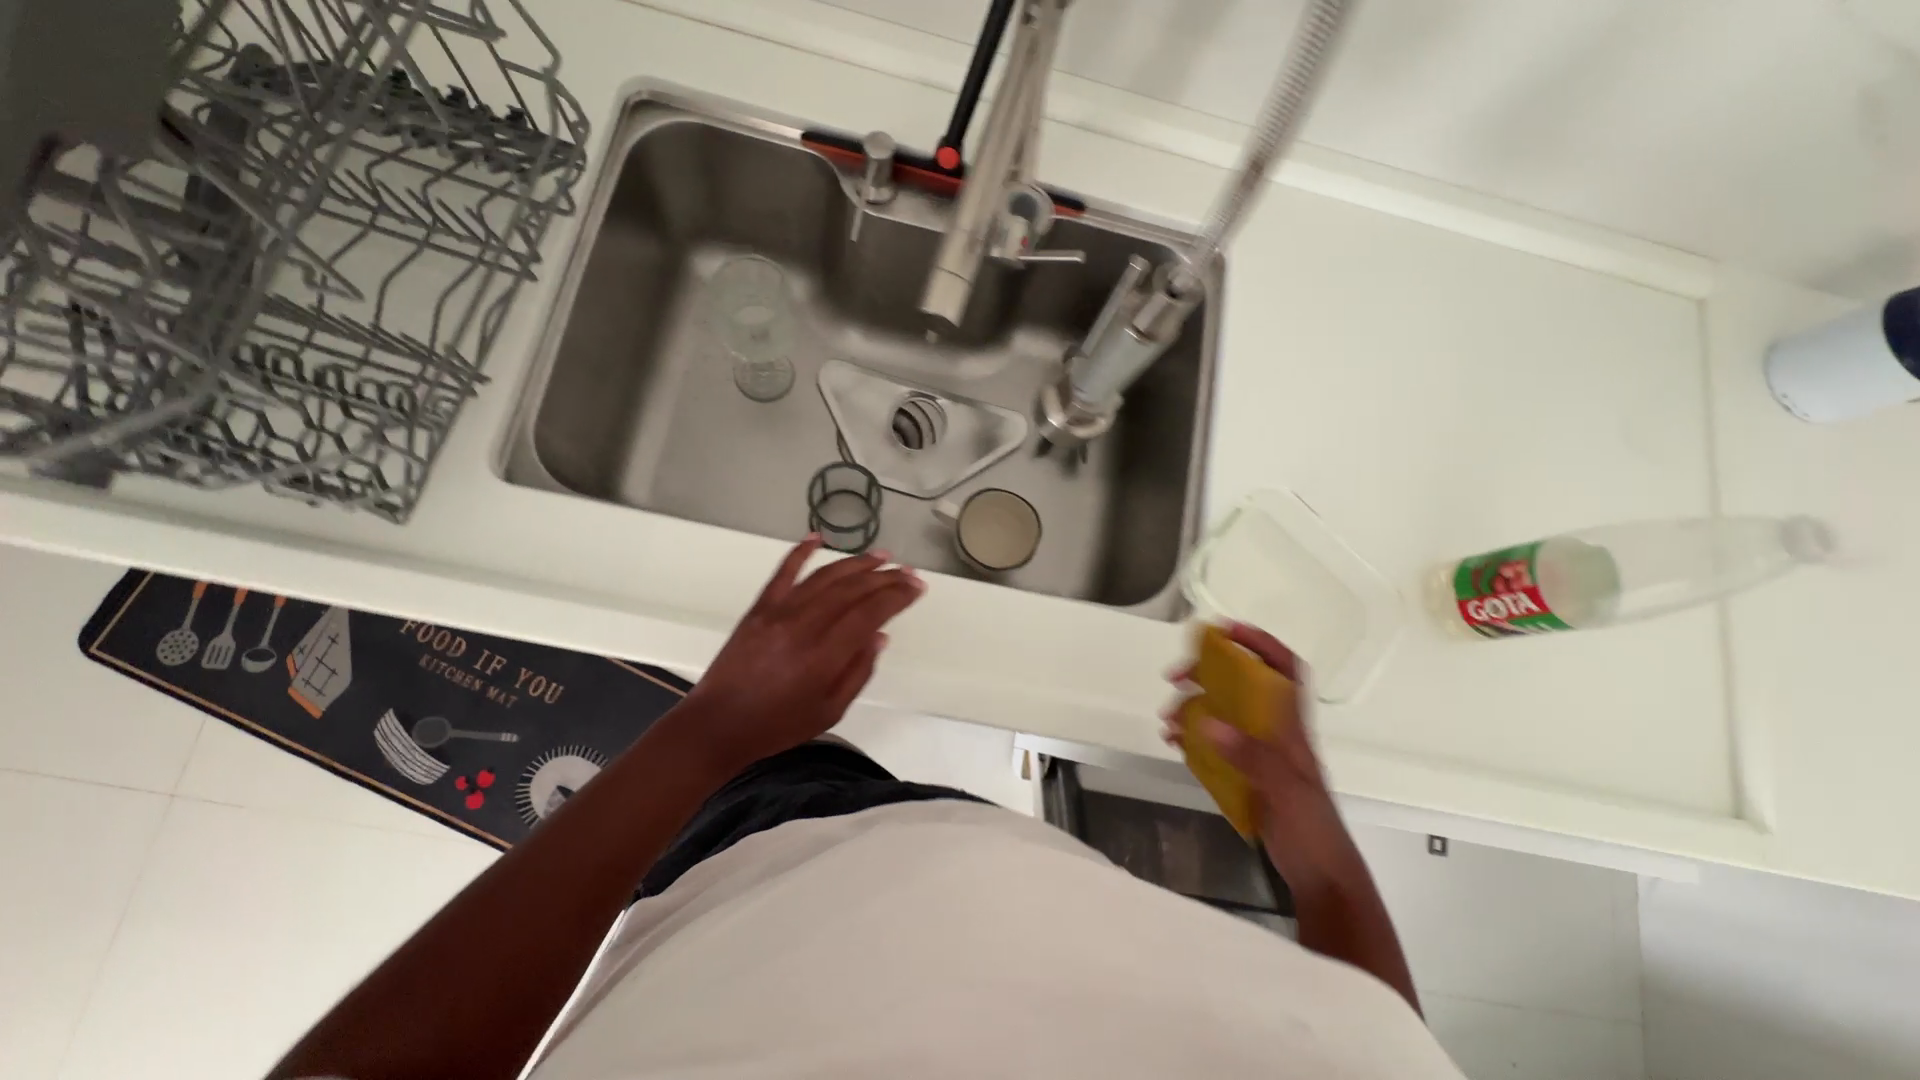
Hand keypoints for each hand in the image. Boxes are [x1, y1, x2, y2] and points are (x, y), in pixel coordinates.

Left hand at [672, 535, 925, 775]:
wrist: (719, 724)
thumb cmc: (778, 725)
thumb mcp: (830, 710)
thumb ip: (858, 672)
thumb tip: (879, 636)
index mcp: (825, 655)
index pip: (870, 613)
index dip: (897, 596)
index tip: (917, 587)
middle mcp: (805, 625)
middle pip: (852, 590)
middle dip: (885, 577)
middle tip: (908, 572)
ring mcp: (779, 612)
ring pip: (825, 576)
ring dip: (856, 563)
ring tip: (881, 556)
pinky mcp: (759, 608)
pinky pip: (783, 572)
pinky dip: (801, 552)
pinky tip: (818, 537)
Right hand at [1163, 622, 1357, 886]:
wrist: (1323, 878)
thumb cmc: (1314, 831)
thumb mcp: (1285, 790)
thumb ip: (1251, 756)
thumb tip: (1209, 722)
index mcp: (1293, 728)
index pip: (1284, 669)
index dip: (1259, 643)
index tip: (1224, 632)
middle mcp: (1277, 734)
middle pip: (1245, 686)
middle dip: (1210, 674)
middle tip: (1176, 677)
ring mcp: (1262, 756)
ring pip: (1226, 715)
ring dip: (1195, 707)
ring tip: (1168, 716)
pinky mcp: (1248, 778)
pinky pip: (1216, 747)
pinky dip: (1193, 738)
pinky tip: (1175, 742)